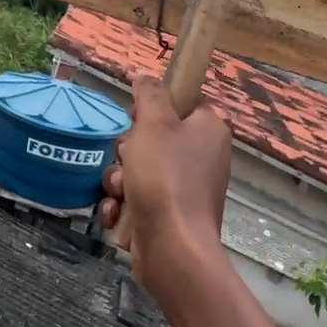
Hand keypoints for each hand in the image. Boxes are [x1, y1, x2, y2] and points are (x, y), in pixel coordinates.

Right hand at [98, 75, 232, 283]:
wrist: (173, 249)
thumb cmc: (166, 176)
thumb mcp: (154, 122)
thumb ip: (150, 94)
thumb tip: (146, 76)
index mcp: (209, 130)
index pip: (181, 103)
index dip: (155, 107)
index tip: (137, 117)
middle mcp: (202, 157)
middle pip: (155, 136)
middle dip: (129, 148)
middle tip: (127, 156)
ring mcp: (186, 189)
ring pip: (140, 167)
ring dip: (121, 177)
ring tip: (121, 190)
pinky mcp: (170, 216)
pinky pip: (139, 197)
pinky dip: (124, 203)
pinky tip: (117, 211)